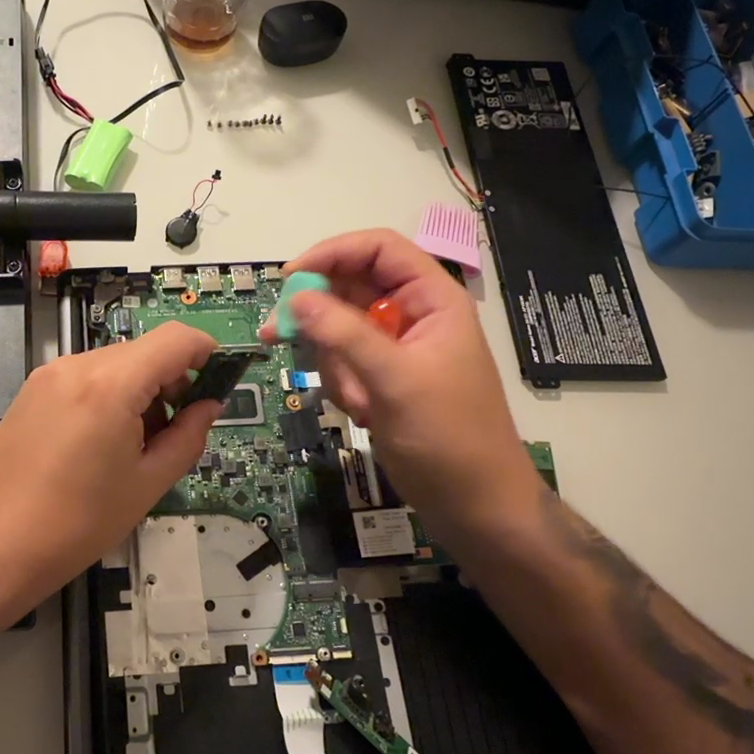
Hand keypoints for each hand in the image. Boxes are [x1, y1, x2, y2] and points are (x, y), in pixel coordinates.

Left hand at [0, 321, 221, 604]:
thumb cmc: (76, 525)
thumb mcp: (147, 484)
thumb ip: (188, 436)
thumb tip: (208, 406)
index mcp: (109, 384)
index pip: (176, 339)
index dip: (208, 353)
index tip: (219, 386)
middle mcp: (76, 366)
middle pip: (144, 352)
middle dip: (172, 382)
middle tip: (177, 433)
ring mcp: (47, 377)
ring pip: (115, 365)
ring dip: (140, 392)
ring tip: (136, 448)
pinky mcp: (30, 393)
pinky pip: (85, 379)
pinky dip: (109, 397)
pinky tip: (101, 445)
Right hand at [259, 229, 542, 540]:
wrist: (474, 504)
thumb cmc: (449, 437)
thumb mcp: (396, 380)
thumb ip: (344, 335)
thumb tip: (295, 298)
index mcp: (432, 300)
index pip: (379, 249)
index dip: (333, 253)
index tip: (289, 279)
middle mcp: (412, 315)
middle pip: (350, 287)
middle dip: (318, 315)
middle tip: (278, 334)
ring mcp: (395, 348)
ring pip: (339, 328)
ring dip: (333, 362)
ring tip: (356, 400)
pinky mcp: (382, 378)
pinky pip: (343, 362)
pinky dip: (341, 384)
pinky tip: (363, 413)